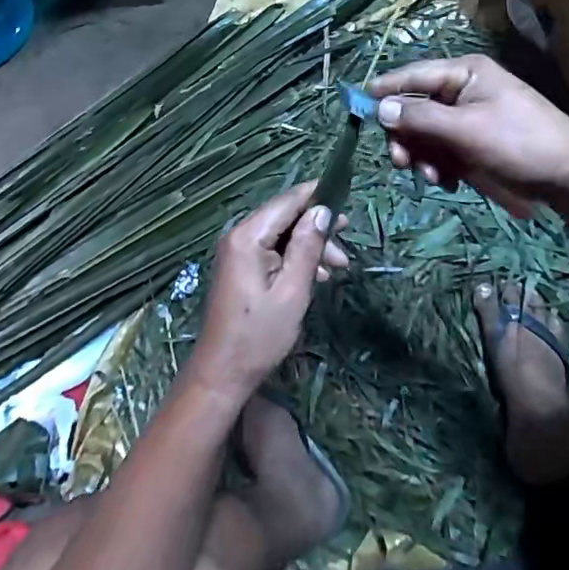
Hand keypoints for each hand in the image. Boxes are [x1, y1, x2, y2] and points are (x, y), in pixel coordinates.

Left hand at [188, 182, 348, 398]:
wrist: (222, 374)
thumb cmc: (259, 335)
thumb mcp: (292, 291)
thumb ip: (307, 247)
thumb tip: (322, 211)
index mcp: (247, 237)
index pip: (287, 201)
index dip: (316, 196)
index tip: (345, 197)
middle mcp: (238, 236)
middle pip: (284, 216)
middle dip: (316, 226)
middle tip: (346, 241)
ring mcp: (237, 252)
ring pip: (280, 234)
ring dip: (309, 245)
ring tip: (338, 265)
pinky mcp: (239, 267)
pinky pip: (272, 250)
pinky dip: (294, 257)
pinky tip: (317, 275)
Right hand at [368, 55, 568, 205]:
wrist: (568, 176)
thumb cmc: (518, 141)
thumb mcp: (465, 129)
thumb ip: (420, 118)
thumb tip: (380, 109)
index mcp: (465, 74)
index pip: (415, 75)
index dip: (386, 89)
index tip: (359, 105)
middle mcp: (464, 91)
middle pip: (417, 108)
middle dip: (406, 135)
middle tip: (400, 161)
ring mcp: (470, 119)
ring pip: (428, 134)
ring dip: (422, 155)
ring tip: (431, 176)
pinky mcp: (476, 144)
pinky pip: (444, 151)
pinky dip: (440, 166)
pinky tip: (447, 182)